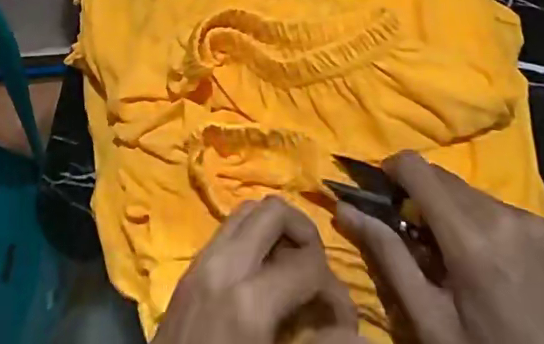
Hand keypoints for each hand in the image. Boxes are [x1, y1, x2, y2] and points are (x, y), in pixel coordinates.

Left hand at [155, 196, 363, 343]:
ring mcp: (200, 264)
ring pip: (246, 211)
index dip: (336, 291)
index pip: (309, 264)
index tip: (344, 322)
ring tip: (290, 270)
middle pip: (274, 211)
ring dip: (275, 231)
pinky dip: (250, 239)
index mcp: (249, 299)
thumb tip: (357, 334)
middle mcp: (223, 266)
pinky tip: (260, 278)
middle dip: (305, 235)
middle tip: (316, 274)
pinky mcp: (186, 273)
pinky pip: (225, 232)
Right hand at [335, 152, 543, 343]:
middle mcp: (505, 215)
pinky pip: (507, 212)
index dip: (391, 170)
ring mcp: (536, 221)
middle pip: (446, 180)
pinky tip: (495, 268)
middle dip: (421, 197)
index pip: (418, 168)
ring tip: (456, 261)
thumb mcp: (432, 324)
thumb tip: (347, 211)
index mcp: (471, 238)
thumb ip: (390, 259)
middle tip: (413, 238)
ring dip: (455, 212)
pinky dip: (488, 226)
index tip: (379, 192)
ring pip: (476, 195)